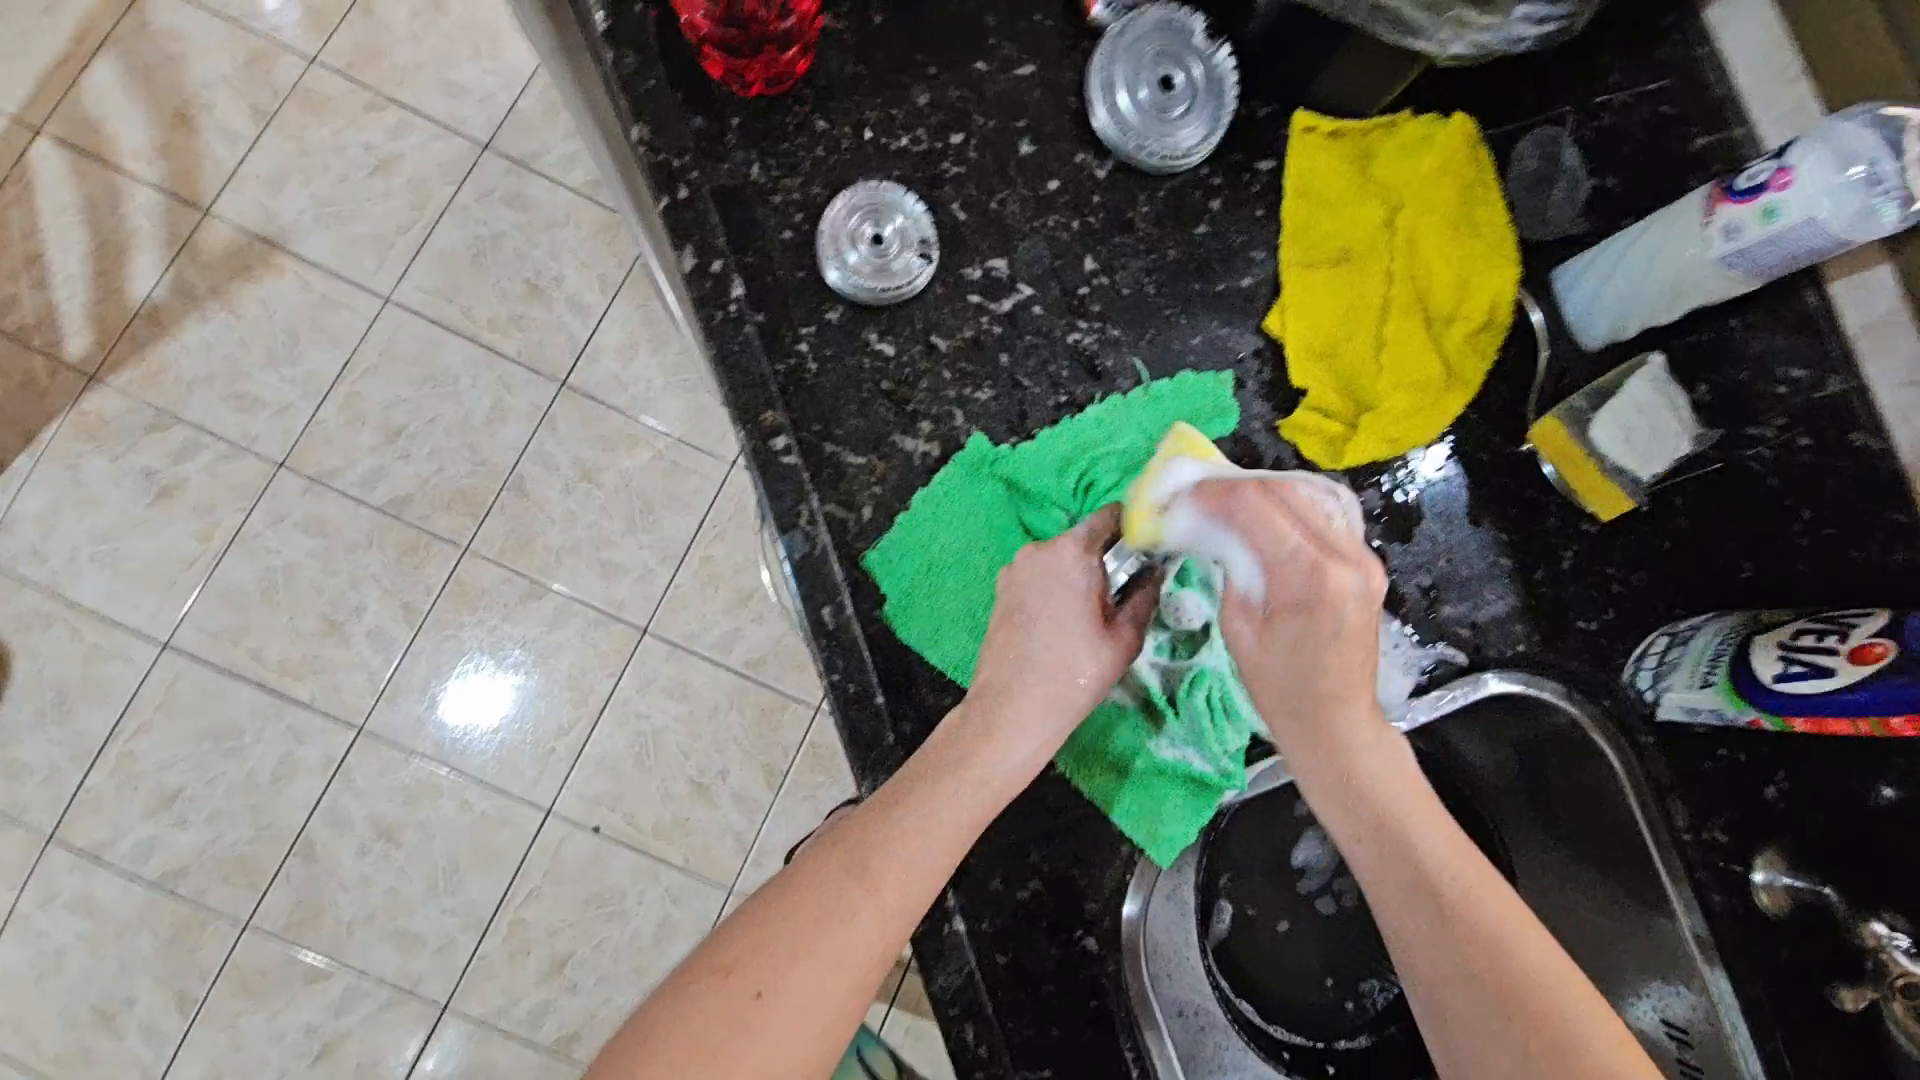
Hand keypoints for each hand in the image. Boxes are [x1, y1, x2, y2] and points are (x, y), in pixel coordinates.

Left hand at [958, 504, 1160, 777]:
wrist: (1012, 708)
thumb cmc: (1075, 673)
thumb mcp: (1125, 637)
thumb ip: (1145, 594)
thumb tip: (1154, 569)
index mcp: (1071, 551)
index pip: (1110, 516)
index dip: (1132, 530)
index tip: (1145, 555)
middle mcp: (1038, 549)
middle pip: (1083, 540)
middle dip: (1104, 560)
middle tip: (1119, 598)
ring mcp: (1014, 568)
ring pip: (1060, 559)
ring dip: (1077, 576)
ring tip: (1088, 618)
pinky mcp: (1000, 588)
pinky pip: (1038, 576)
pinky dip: (1054, 588)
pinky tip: (1060, 624)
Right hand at [1190, 477, 1389, 760]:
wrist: (1335, 722)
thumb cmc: (1278, 688)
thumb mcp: (1238, 626)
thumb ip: (1232, 568)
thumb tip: (1217, 529)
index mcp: (1310, 577)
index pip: (1255, 506)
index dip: (1213, 494)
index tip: (1183, 496)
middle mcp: (1346, 557)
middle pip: (1285, 490)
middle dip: (1236, 486)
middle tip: (1200, 495)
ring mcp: (1365, 558)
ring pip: (1312, 493)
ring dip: (1265, 490)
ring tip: (1230, 501)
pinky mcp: (1368, 563)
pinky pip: (1329, 514)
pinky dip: (1293, 505)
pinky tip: (1268, 513)